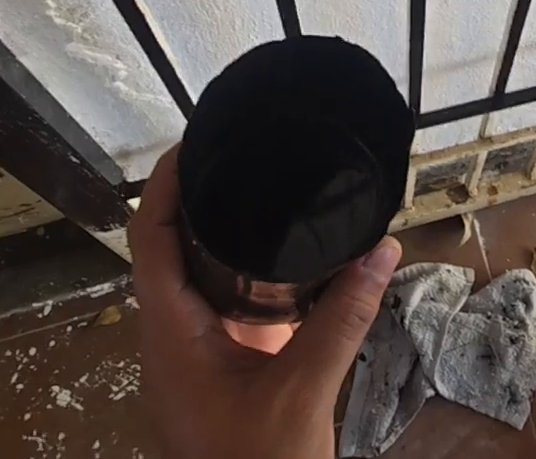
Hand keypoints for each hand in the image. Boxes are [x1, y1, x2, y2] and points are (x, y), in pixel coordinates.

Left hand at [130, 147, 401, 458]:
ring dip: (220, 226)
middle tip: (239, 148)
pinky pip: (227, 296)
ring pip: (197, 272)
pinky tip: (285, 245)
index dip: (163, 188)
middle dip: (195, 194)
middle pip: (168, 247)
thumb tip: (384, 247)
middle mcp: (175, 335)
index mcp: (172, 336)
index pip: (150, 243)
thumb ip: (343, 318)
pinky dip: (248, 262)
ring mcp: (199, 350)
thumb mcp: (303, 393)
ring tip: (260, 178)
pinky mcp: (226, 362)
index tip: (195, 142)